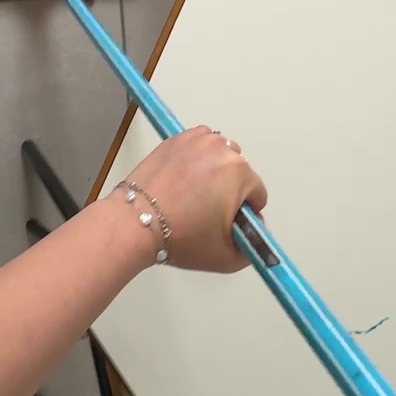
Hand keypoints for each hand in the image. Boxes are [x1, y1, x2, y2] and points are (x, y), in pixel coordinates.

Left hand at [118, 125, 267, 272]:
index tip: (231, 222)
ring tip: (196, 193)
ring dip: (215, 169)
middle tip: (211, 209)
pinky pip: (198, 143)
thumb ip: (251, 246)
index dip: (247, 212)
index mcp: (239, 172)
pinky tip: (185, 176)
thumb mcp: (227, 257)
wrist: (137, 220)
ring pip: (219, 154)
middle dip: (231, 188)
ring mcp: (196, 139)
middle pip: (239, 170)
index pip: (257, 193)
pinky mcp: (176, 138)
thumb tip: (252, 233)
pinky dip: (197, 156)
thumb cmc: (180, 234)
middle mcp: (221, 148)